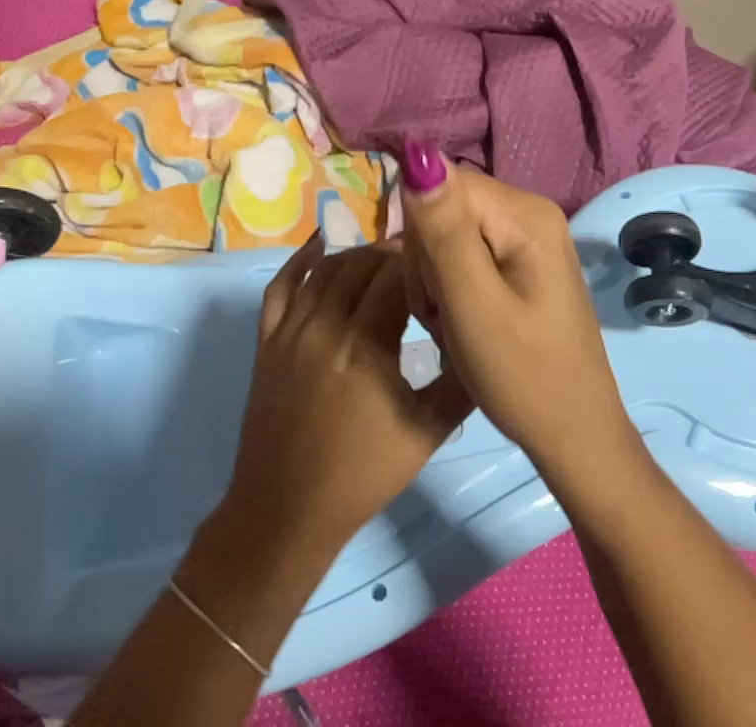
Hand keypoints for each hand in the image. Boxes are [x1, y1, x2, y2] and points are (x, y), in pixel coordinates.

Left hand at [225, 235, 471, 550]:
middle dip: (394, 255)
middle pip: (362, 265)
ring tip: (384, 258)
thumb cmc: (363, 473)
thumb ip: (462, 381)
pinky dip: (301, 262)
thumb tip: (489, 341)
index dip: (422, 260)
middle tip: (421, 260)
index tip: (444, 260)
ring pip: (326, 270)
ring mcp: (290, 331)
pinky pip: (281, 288)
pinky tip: (320, 248)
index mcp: (366, 342)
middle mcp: (325, 324)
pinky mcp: (266, 342)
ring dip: (357, 256)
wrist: (289, 508)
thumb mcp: (428, 430)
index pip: (397, 275)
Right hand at [399, 144, 636, 466]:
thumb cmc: (522, 375)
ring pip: (446, 236)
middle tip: (445, 317)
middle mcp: (530, 213)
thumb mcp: (472, 305)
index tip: (431, 291)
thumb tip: (416, 152)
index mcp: (525, 215)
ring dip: (434, 283)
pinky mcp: (520, 266)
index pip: (442, 186)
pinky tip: (462, 325)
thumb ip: (444, 230)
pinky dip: (450, 293)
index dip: (419, 236)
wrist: (570, 433)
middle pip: (443, 209)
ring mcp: (527, 241)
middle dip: (427, 264)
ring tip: (454, 327)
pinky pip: (463, 258)